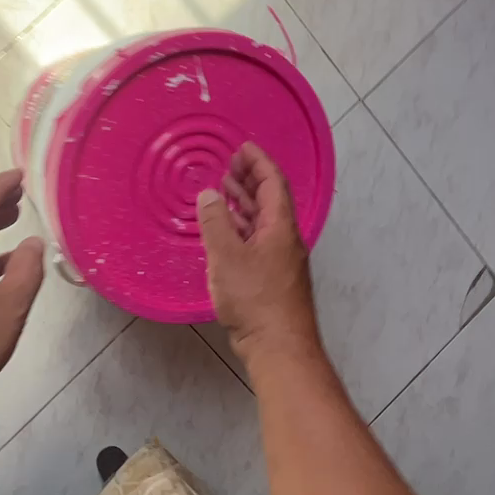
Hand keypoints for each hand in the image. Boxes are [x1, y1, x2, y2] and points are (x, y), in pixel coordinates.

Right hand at [195, 143, 320, 366]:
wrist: (279, 347)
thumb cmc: (255, 298)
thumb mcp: (227, 256)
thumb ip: (216, 223)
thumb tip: (209, 195)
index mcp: (280, 228)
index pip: (274, 183)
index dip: (259, 162)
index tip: (243, 147)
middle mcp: (284, 239)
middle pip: (271, 200)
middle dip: (251, 179)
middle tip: (230, 164)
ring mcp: (279, 260)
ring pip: (263, 221)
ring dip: (245, 202)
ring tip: (225, 189)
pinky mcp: (271, 277)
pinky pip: (257, 239)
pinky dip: (241, 226)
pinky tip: (226, 228)